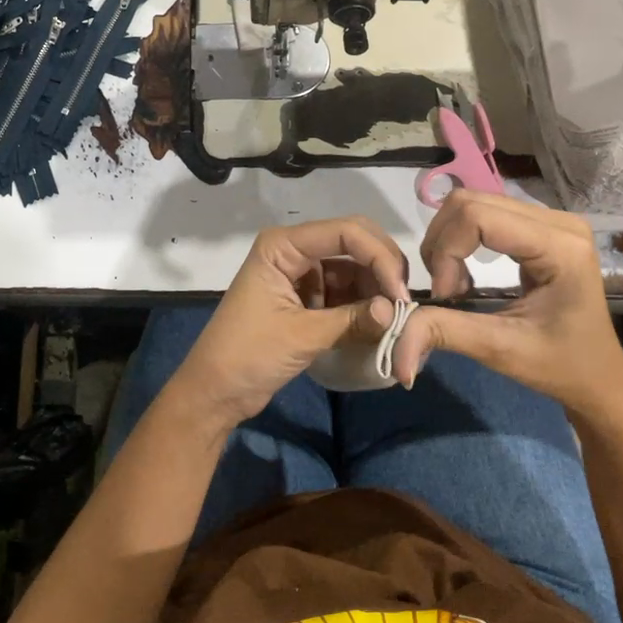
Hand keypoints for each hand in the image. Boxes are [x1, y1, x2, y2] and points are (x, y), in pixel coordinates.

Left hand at [171, 217, 410, 428]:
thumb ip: (352, 320)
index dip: (380, 257)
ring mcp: (301, 273)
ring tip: (398, 318)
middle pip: (353, 242)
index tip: (401, 296)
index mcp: (283, 245)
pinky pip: (346, 290)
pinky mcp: (307, 297)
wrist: (216, 389)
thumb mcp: (302, 335)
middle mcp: (293, 250)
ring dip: (377, 289)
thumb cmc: (249, 354)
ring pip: (354, 268)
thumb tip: (396, 312)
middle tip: (405, 304)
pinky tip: (382, 322)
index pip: (346, 232)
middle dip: (383, 268)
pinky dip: (365, 304)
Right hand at [390, 191, 622, 418]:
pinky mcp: (539, 226)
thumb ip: (444, 332)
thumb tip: (394, 336)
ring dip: (447, 243)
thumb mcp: (500, 351)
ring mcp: (551, 219)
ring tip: (454, 285)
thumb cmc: (559, 366)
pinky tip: (465, 275)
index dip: (446, 253)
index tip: (445, 298)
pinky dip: (459, 241)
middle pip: (468, 202)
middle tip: (444, 291)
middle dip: (441, 246)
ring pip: (470, 203)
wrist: (598, 377)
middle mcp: (559, 221)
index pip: (477, 217)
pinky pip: (482, 213)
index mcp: (560, 247)